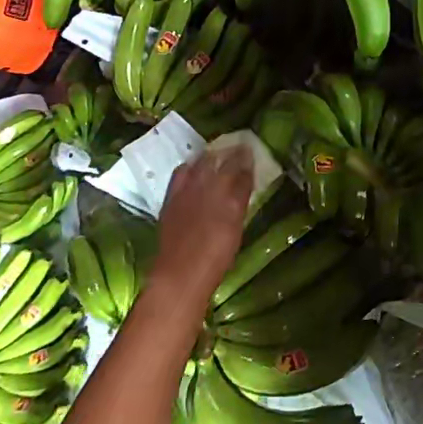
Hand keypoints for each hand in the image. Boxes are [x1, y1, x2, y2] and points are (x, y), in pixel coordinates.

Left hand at [149, 144, 254, 302]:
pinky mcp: (171, 199)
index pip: (243, 172)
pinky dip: (189, 167)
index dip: (247, 160)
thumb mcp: (236, 231)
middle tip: (236, 148)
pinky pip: (181, 174)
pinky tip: (191, 168)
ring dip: (210, 156)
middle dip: (230, 153)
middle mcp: (210, 190)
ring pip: (200, 164)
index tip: (251, 151)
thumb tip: (242, 188)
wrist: (181, 274)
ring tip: (214, 154)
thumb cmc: (216, 259)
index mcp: (232, 201)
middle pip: (222, 163)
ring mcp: (188, 192)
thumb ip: (239, 206)